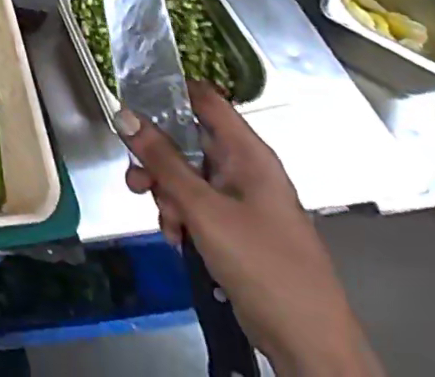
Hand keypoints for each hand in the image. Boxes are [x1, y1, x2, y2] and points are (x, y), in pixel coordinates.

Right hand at [118, 83, 382, 376]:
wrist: (308, 342)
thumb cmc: (262, 263)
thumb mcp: (203, 209)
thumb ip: (162, 161)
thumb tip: (126, 115)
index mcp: (247, 152)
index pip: (205, 99)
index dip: (169, 93)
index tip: (132, 102)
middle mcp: (244, 169)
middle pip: (189, 142)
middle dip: (158, 160)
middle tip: (137, 181)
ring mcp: (241, 200)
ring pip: (188, 177)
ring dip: (167, 195)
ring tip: (166, 222)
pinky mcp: (235, 229)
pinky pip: (197, 207)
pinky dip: (181, 217)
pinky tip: (178, 240)